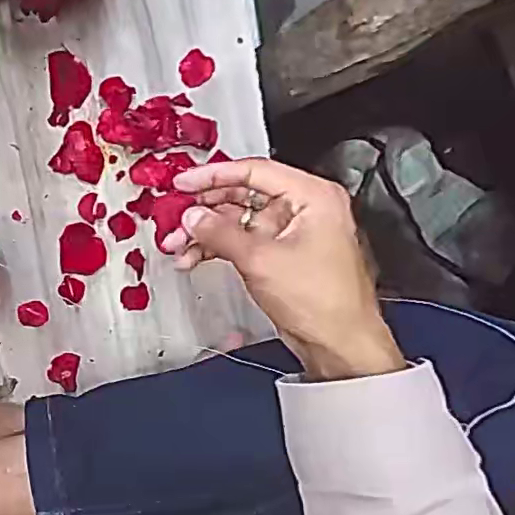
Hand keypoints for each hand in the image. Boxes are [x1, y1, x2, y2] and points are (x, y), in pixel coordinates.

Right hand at [161, 158, 407, 380]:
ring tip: (178, 243)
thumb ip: (221, 232)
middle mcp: (303, 208)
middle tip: (176, 216)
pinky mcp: (280, 254)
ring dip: (205, 232)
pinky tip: (193, 257)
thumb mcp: (261, 260)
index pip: (254, 171)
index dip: (213, 175)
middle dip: (204, 209)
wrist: (339, 343)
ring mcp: (291, 232)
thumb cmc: (325, 302)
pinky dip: (217, 248)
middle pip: (242, 195)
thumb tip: (194, 216)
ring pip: (237, 220)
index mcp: (312, 196)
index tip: (185, 182)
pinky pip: (241, 241)